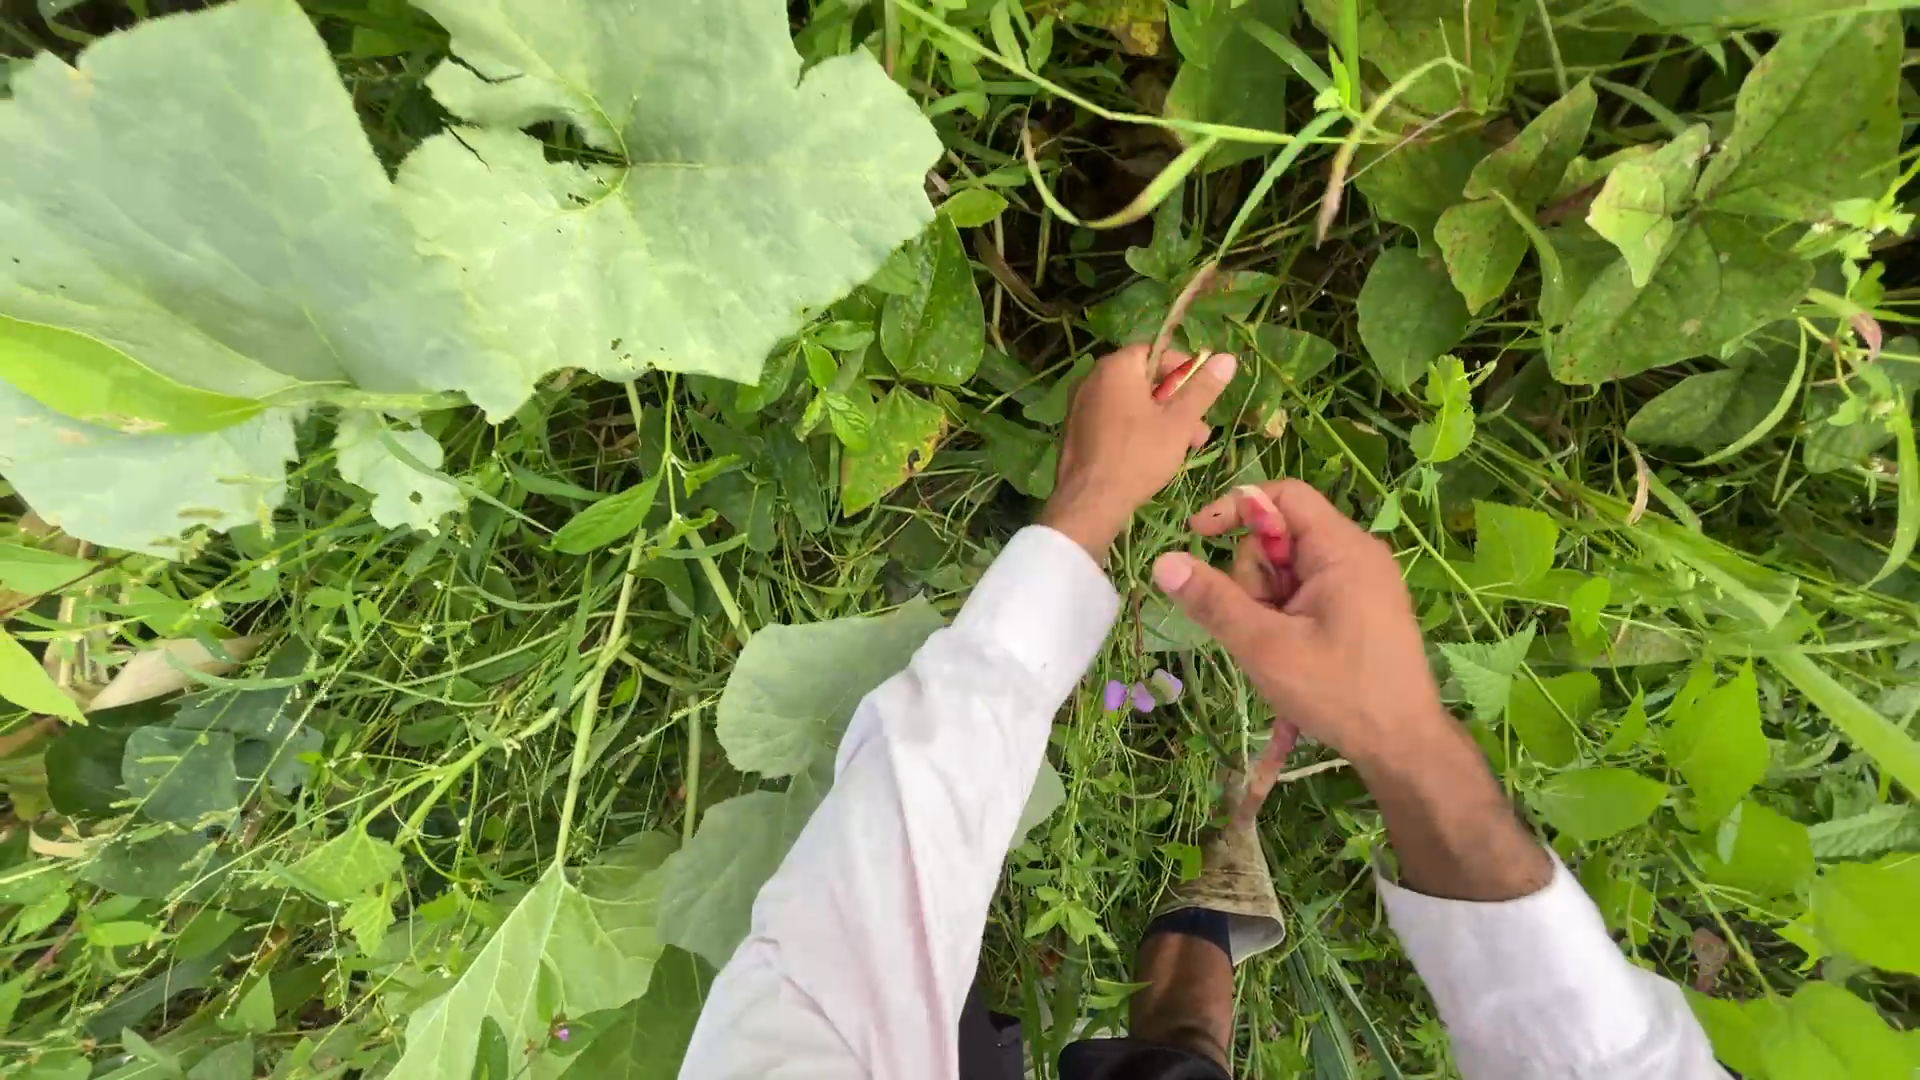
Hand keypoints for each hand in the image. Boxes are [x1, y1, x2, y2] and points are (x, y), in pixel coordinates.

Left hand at [1040, 345, 1235, 560]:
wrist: (1089, 501)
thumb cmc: (1138, 456)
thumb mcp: (1179, 422)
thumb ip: (1202, 388)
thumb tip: (1227, 358)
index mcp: (1115, 367)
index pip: (1155, 352)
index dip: (1184, 369)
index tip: (1202, 393)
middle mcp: (1092, 379)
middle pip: (1143, 380)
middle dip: (1176, 402)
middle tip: (1200, 430)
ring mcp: (1079, 406)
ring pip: (1130, 404)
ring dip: (1161, 420)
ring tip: (1186, 447)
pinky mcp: (1075, 431)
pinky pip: (1112, 420)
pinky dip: (1135, 429)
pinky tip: (1153, 454)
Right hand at [1153, 480, 1550, 900]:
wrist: (1404, 747)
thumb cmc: (1339, 693)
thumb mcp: (1265, 646)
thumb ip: (1213, 600)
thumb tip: (1164, 562)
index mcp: (1342, 550)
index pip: (1283, 495)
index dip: (1235, 507)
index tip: (1197, 536)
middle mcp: (1354, 555)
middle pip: (1278, 536)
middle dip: (1252, 576)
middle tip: (1257, 624)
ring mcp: (1358, 582)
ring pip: (1284, 568)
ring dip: (1263, 601)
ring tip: (1275, 645)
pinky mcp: (1356, 606)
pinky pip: (1300, 591)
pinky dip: (1280, 613)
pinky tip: (1285, 649)